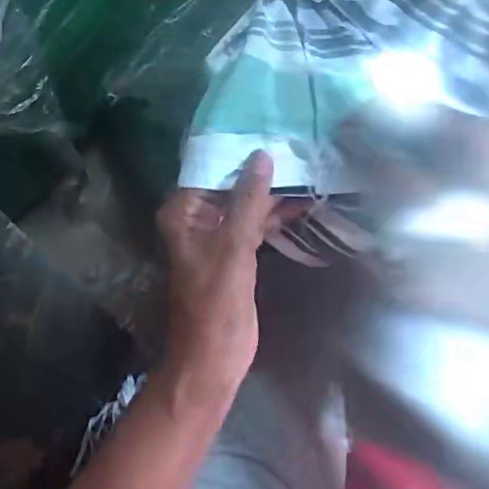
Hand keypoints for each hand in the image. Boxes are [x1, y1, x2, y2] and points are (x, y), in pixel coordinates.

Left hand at [157, 151, 283, 401]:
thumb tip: (263, 155)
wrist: (213, 358)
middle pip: (230, 184)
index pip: (211, 169)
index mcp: (182, 212)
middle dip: (260, 171)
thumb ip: (249, 199)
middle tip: (295, 145)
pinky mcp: (235, 251)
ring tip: (305, 166)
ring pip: (246, 203)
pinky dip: (274, 214)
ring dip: (272, 192)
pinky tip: (301, 201)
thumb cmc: (215, 301)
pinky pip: (255, 223)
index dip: (239, 152)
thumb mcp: (234, 246)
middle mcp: (196, 218)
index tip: (269, 130)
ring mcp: (217, 235)